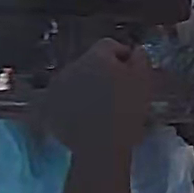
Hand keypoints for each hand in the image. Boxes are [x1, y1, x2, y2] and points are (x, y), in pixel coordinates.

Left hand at [41, 39, 153, 156]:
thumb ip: (141, 59)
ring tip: (103, 106)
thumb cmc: (127, 110)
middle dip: (104, 71)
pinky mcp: (50, 108)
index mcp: (96, 56)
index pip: (110, 45)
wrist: (101, 147)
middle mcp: (72, 66)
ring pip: (77, 79)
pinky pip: (67, 98)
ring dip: (89, 86)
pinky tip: (88, 117)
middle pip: (91, 61)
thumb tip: (136, 51)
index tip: (132, 72)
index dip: (123, 56)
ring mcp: (57, 87)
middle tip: (119, 90)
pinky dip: (77, 103)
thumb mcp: (143, 81)